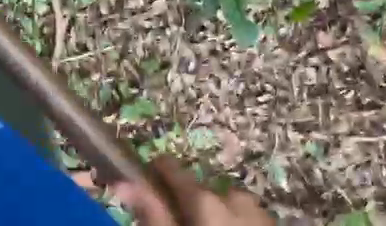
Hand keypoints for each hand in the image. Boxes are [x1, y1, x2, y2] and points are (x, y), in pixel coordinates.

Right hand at [113, 158, 272, 225]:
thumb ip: (152, 214)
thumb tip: (124, 183)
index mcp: (203, 198)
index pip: (168, 166)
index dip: (154, 177)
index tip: (147, 197)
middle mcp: (233, 196)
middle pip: (199, 190)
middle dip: (188, 208)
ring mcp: (261, 216)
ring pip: (227, 207)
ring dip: (216, 221)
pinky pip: (249, 221)